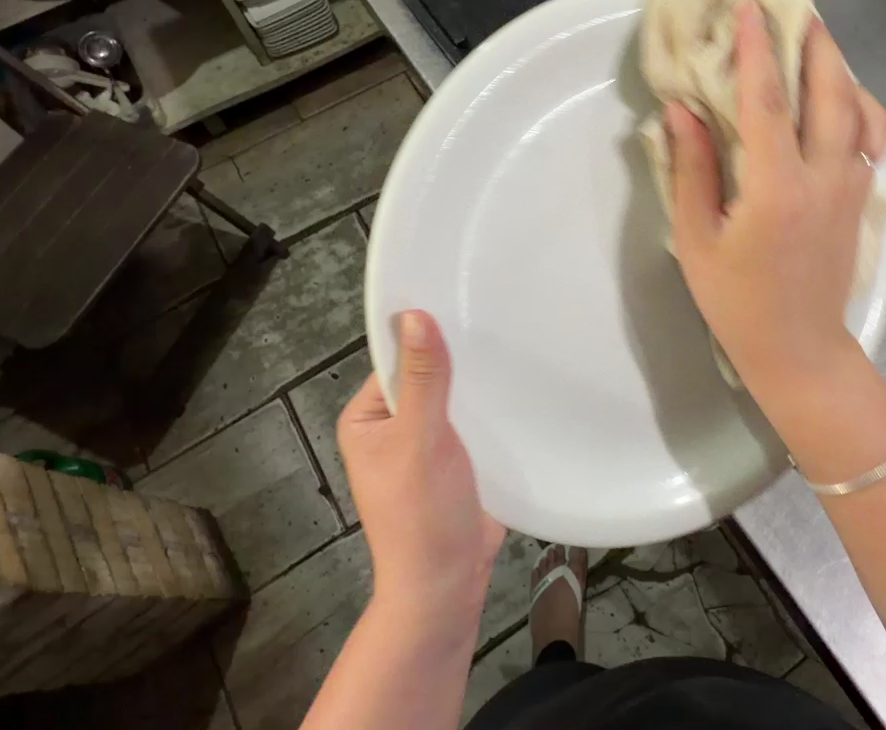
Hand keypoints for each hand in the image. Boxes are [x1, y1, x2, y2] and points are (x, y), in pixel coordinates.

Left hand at [339, 311, 505, 618]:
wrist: (448, 583)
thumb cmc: (421, 513)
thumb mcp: (420, 439)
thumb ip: (422, 378)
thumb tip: (415, 315)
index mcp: (366, 418)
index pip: (396, 360)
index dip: (425, 335)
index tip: (462, 302)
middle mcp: (393, 426)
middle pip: (427, 376)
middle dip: (457, 360)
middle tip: (499, 323)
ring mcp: (426, 443)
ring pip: (454, 398)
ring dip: (478, 385)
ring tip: (516, 347)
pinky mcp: (458, 458)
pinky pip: (473, 420)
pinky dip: (491, 409)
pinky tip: (519, 387)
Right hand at [666, 1, 885, 389]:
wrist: (799, 349)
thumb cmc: (737, 300)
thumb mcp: (697, 238)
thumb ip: (692, 169)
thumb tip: (682, 110)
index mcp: (776, 187)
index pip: (767, 101)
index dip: (757, 49)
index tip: (750, 7)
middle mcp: (824, 176)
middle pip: (831, 90)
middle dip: (815, 42)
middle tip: (795, 6)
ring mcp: (853, 186)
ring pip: (862, 108)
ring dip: (841, 69)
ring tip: (816, 45)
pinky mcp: (863, 197)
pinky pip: (872, 135)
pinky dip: (860, 103)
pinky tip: (838, 96)